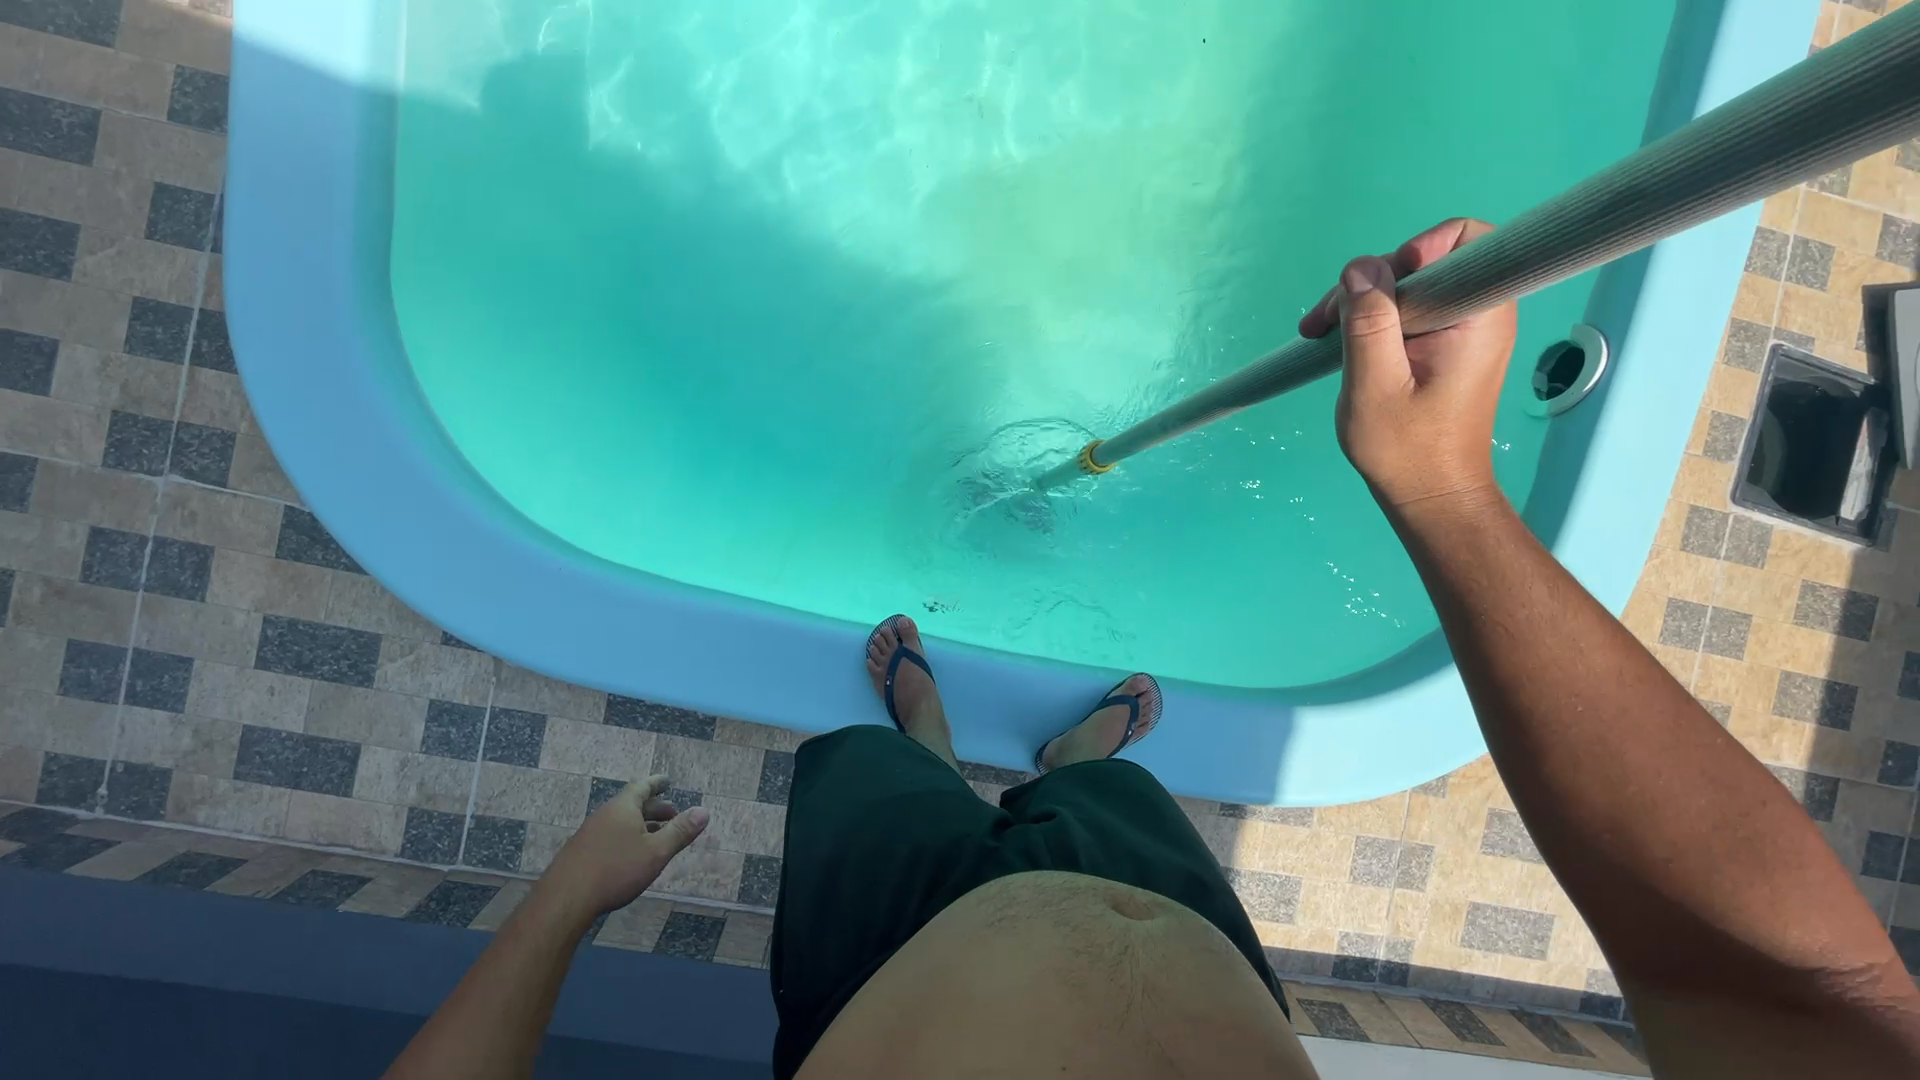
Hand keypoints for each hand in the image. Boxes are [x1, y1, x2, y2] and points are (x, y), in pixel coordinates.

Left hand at [538, 774, 708, 916]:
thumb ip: (680, 831)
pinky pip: (610, 836)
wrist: (564, 901)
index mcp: (623, 807)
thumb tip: (704, 811)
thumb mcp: (656, 852)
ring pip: (621, 822)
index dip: (657, 783)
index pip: (642, 786)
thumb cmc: (615, 870)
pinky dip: (627, 837)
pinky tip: (631, 855)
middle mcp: (604, 815)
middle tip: (673, 814)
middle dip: (654, 808)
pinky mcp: (580, 853)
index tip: (668, 781)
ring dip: (641, 825)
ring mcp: (589, 834)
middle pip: (632, 804)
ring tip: (657, 836)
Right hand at [1299, 218, 1516, 510]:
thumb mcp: (1374, 385)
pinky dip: (1369, 321)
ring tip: (1317, 334)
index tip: (1375, 284)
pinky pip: (1406, 312)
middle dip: (1369, 283)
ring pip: (1407, 288)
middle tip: (1321, 320)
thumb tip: (1359, 268)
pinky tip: (1336, 342)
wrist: (1428, 493)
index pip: (1467, 241)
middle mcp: (1477, 313)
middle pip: (1423, 264)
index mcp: (1478, 316)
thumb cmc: (1406, 448)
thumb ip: (1368, 323)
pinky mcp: (1440, 345)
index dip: (1419, 249)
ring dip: (1360, 304)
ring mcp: (1459, 329)